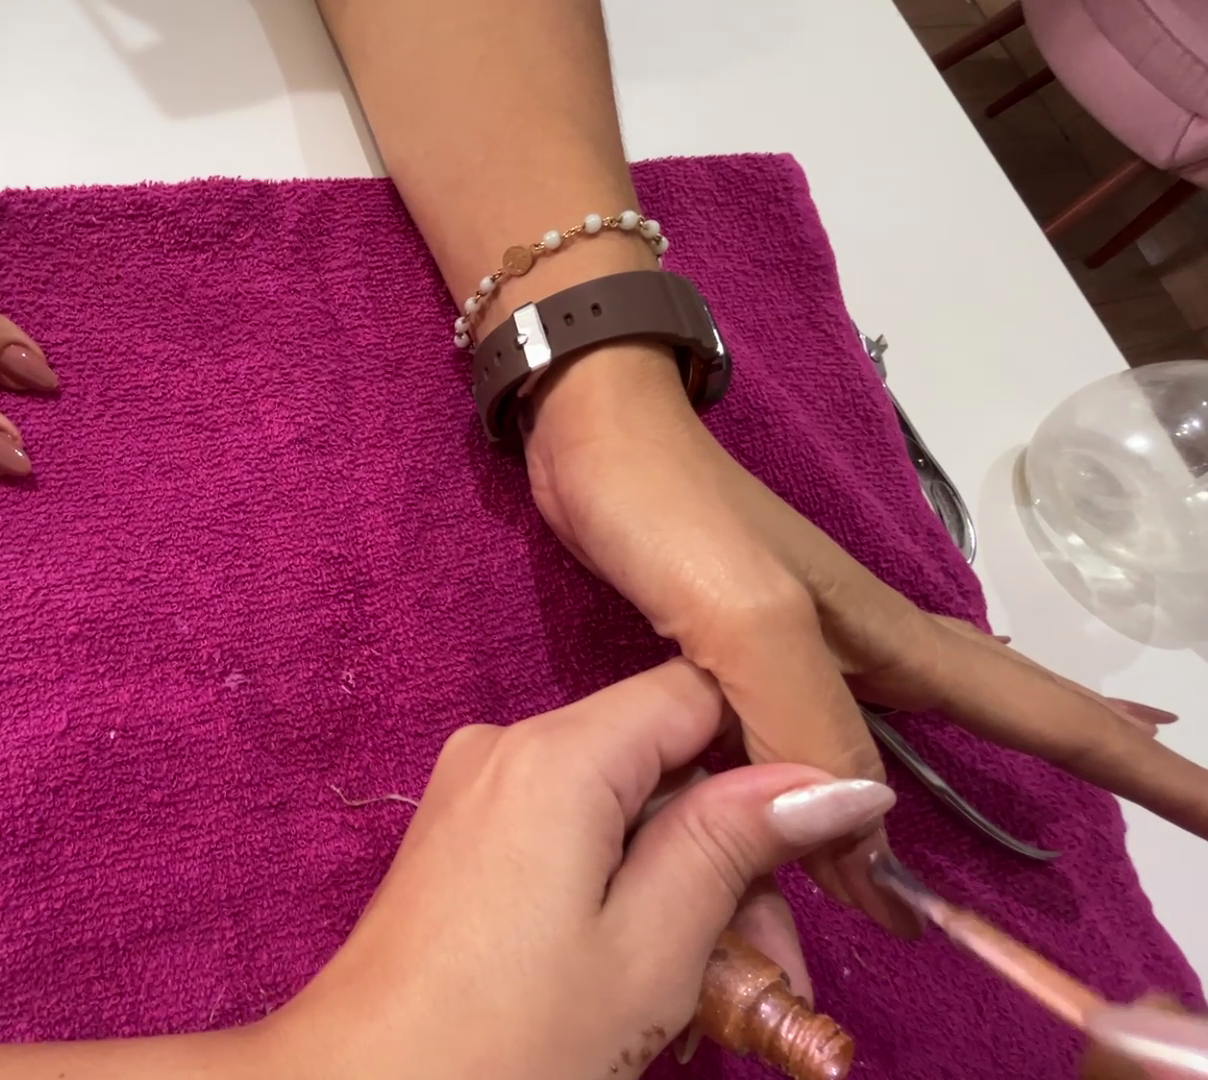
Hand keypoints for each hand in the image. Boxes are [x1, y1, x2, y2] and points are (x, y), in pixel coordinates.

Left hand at [269, 661, 894, 1079]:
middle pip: (654, 757)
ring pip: (615, 798)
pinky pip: (563, 821)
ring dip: (677, 880)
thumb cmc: (514, 1033)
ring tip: (711, 996)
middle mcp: (505, 742)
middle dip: (725, 850)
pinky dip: (614, 876)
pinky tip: (634, 962)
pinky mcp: (460, 819)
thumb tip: (834, 779)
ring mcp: (474, 779)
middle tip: (771, 970)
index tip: (830, 846)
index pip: (690, 693)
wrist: (368, 1074)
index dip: (770, 754)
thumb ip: (729, 844)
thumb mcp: (647, 946)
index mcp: (554, 753)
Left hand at [521, 345, 1207, 933]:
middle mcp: (843, 638)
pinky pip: (791, 707)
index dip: (1145, 773)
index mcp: (878, 635)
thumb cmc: (671, 511)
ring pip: (884, 720)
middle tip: (1138, 830)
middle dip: (1071, 772)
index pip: (1041, 711)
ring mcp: (776, 631)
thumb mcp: (747, 615)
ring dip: (944, 771)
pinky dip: (828, 745)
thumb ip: (804, 717)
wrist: (588, 437)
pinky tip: (828, 755)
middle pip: (982, 716)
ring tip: (987, 828)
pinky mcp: (710, 627)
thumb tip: (862, 832)